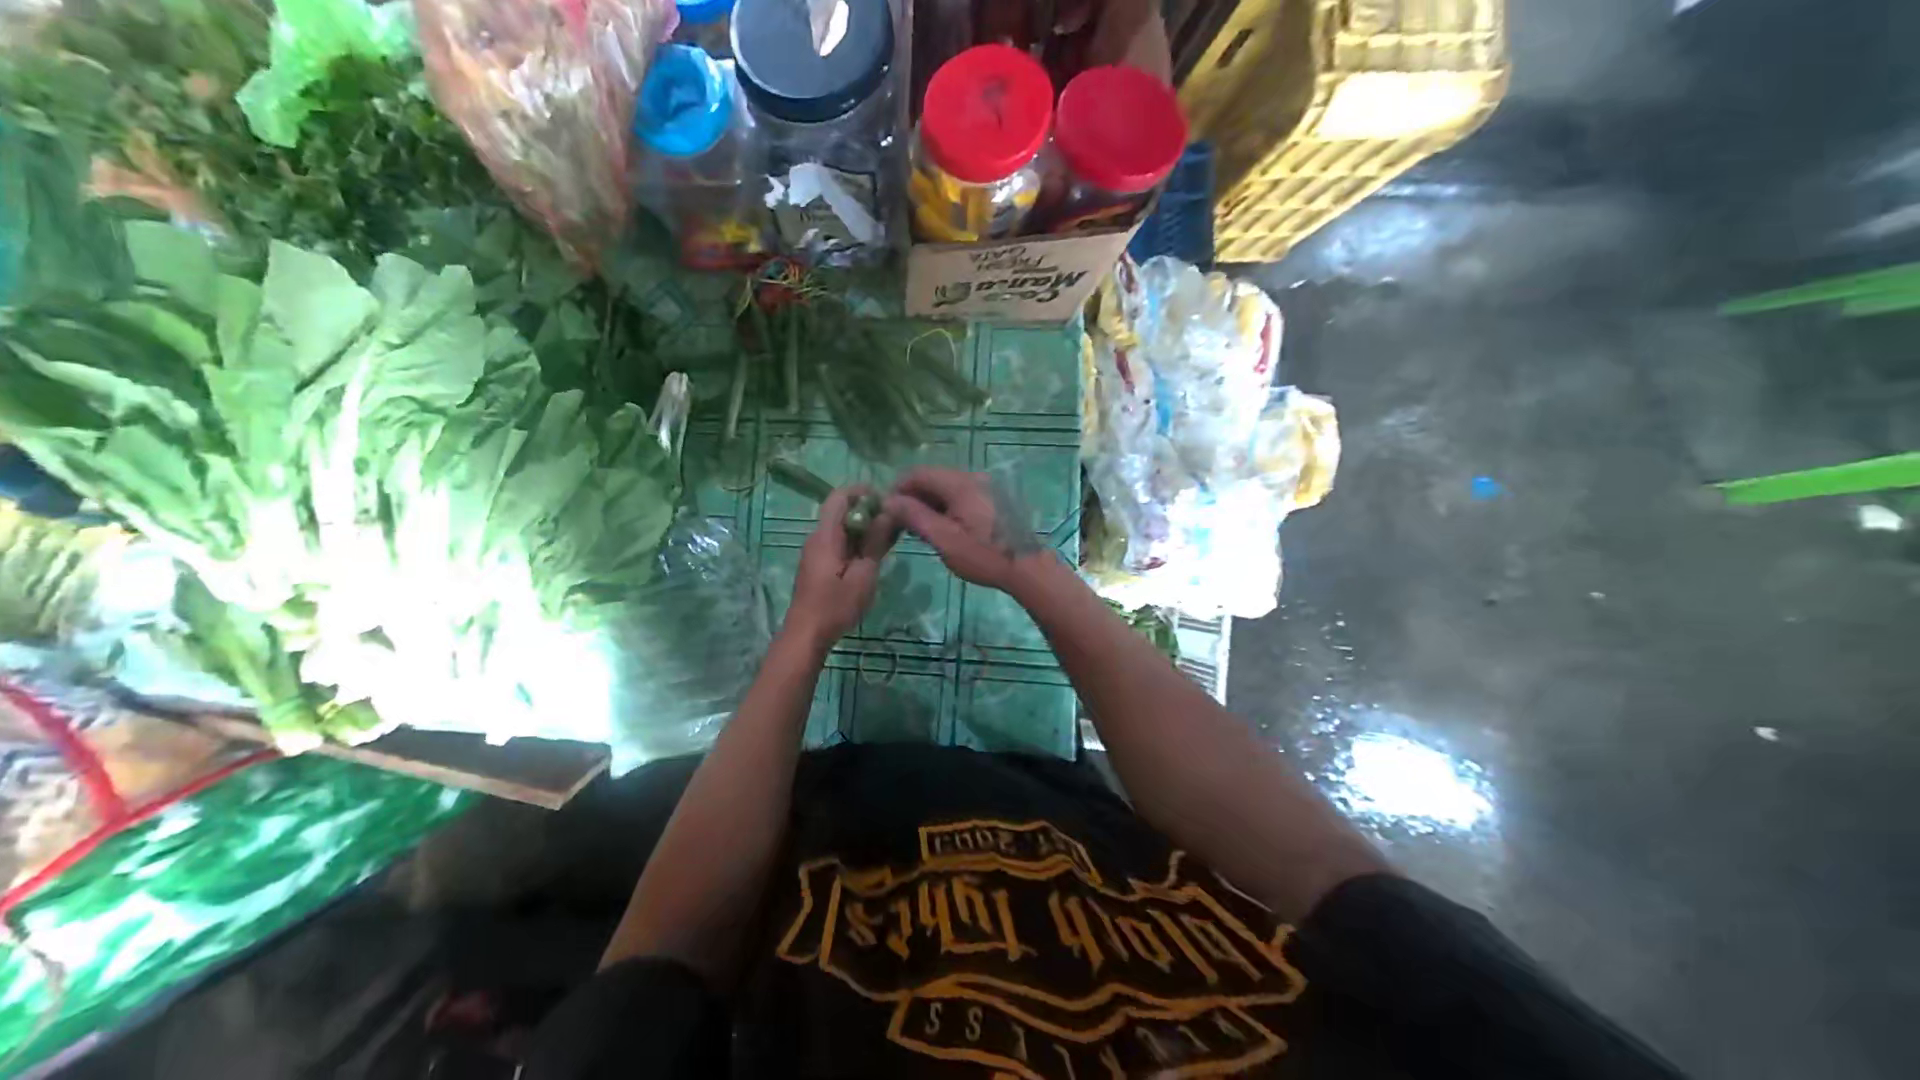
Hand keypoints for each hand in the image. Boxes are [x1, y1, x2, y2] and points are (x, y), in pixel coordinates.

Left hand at [784, 487, 897, 647]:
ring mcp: (815, 552)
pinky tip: (874, 555)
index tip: (887, 501)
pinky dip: (856, 542)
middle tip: (895, 522)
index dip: (863, 492)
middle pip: (841, 511)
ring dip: (864, 528)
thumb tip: (888, 514)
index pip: (840, 496)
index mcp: (825, 536)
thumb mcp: (863, 575)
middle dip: (868, 511)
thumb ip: (875, 542)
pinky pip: (838, 543)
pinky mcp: (818, 565)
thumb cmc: (835, 606)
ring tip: (890, 538)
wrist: (806, 635)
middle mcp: (817, 538)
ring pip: (841, 528)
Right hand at [884, 468, 1055, 594]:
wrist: (1028, 568)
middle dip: (913, 497)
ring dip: (929, 503)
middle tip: (902, 525)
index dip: (897, 489)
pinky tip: (944, 528)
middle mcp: (973, 477)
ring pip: (946, 487)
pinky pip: (961, 494)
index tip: (887, 512)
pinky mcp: (993, 498)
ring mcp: (986, 486)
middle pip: (933, 478)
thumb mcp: (944, 539)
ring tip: (921, 530)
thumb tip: (889, 502)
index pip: (918, 474)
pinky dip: (946, 506)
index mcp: (960, 484)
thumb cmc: (984, 556)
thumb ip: (915, 517)